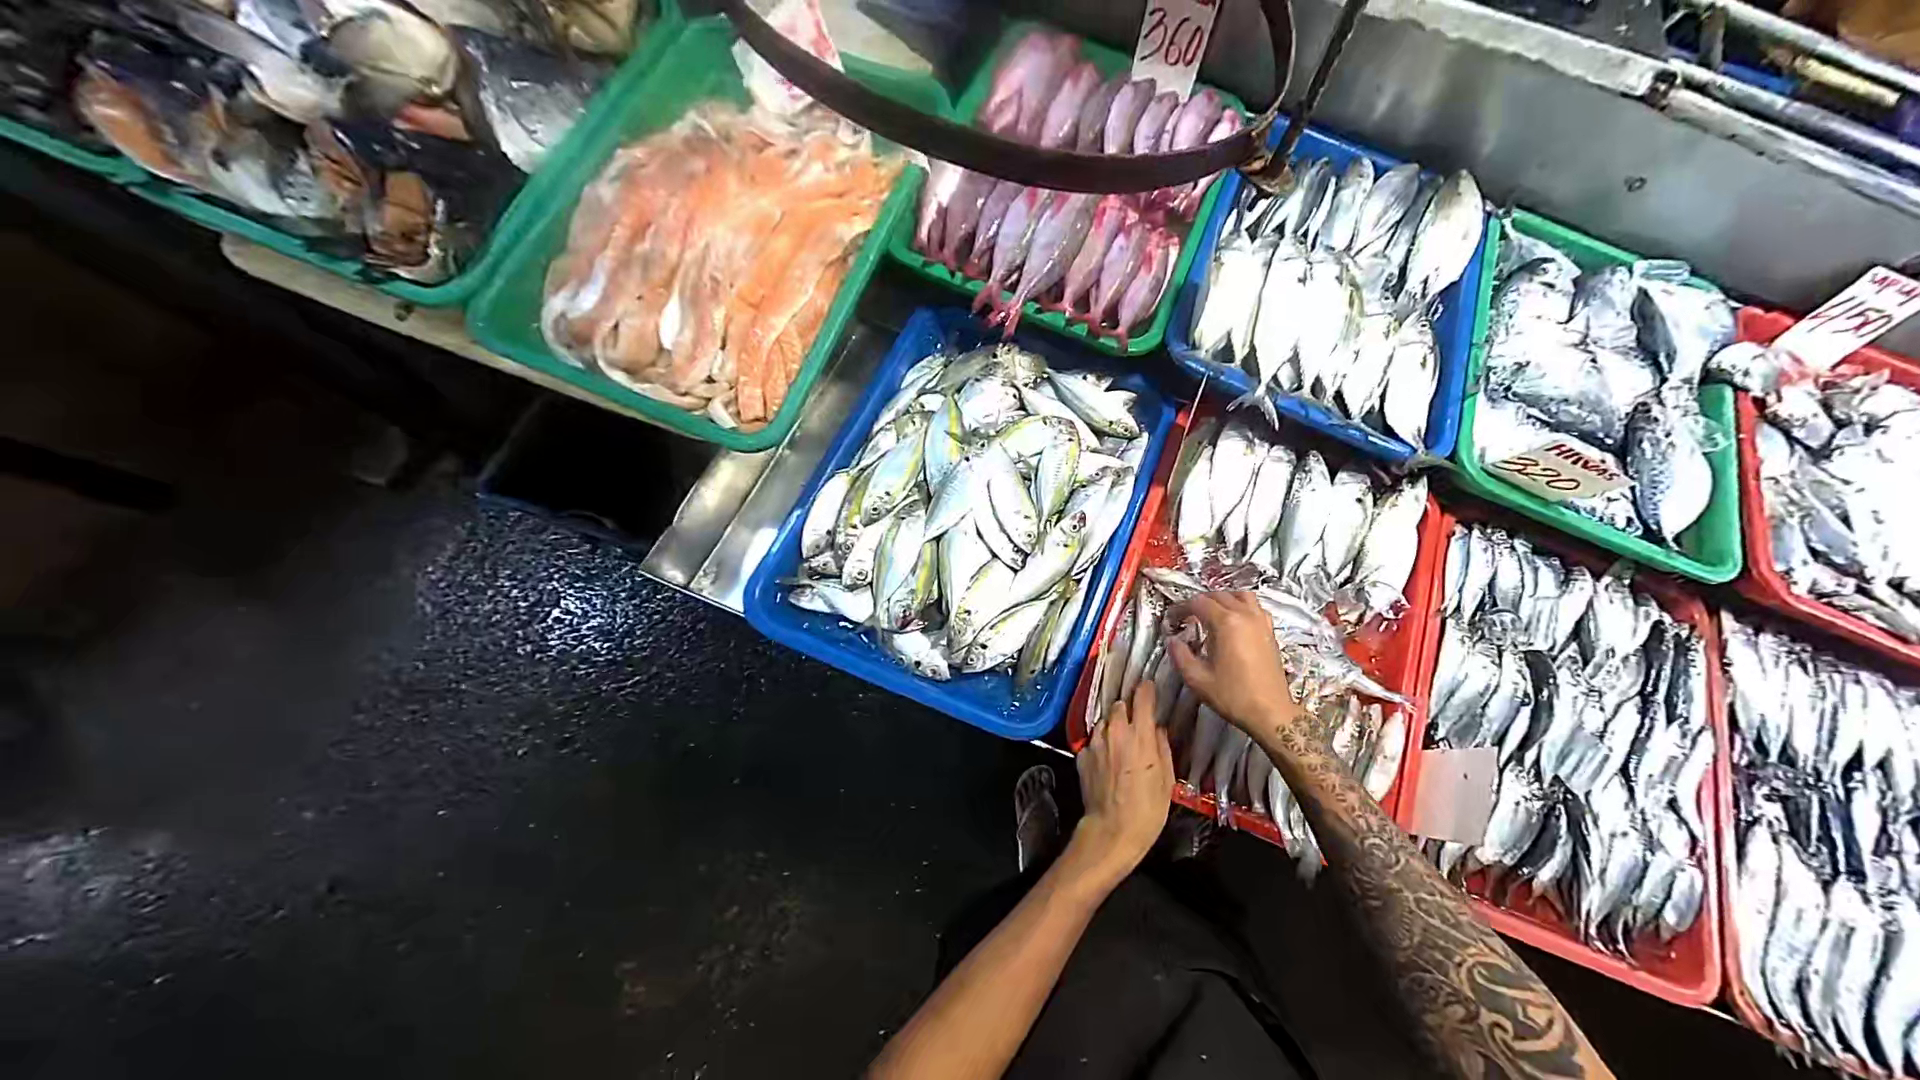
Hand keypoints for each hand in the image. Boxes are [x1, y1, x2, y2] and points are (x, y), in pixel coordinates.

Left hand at [1070, 680, 1172, 887]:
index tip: (1149, 689)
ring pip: (1104, 722)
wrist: (1112, 830)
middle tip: (1136, 725)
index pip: (1142, 696)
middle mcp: (1115, 731)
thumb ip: (1162, 746)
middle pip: (1119, 705)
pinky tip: (1107, 762)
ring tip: (1121, 746)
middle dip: (1128, 711)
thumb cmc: (1148, 809)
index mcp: (1140, 735)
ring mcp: (1095, 742)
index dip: (1146, 690)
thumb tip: (1157, 729)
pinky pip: (1093, 741)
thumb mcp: (1167, 778)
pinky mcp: (1081, 755)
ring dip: (1113, 728)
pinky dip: (1100, 745)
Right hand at [1165, 591, 1310, 743]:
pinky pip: (1255, 607)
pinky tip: (1234, 622)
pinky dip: (1241, 606)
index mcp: (1226, 623)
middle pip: (1218, 595)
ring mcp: (1261, 622)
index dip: (1182, 608)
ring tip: (1211, 614)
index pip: (1198, 602)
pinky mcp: (1270, 631)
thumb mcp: (1197, 679)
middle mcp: (1245, 615)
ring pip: (1240, 595)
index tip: (1173, 619)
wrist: (1270, 713)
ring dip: (1223, 599)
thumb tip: (1173, 640)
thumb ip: (1180, 655)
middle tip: (1187, 617)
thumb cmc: (1233, 696)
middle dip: (1199, 602)